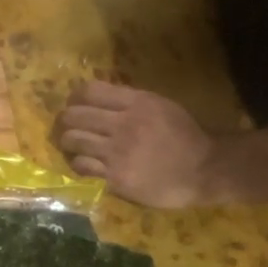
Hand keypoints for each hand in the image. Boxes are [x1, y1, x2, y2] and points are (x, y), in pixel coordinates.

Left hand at [55, 80, 233, 207]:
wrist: (201, 170)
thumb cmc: (183, 137)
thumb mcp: (162, 108)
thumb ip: (131, 104)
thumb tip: (99, 100)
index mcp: (140, 102)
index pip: (91, 91)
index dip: (75, 97)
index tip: (74, 103)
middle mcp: (124, 124)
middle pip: (74, 116)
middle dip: (66, 120)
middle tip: (69, 126)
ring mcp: (116, 151)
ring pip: (72, 140)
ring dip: (69, 142)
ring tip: (76, 145)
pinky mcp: (112, 175)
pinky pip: (80, 165)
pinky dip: (78, 163)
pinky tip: (85, 163)